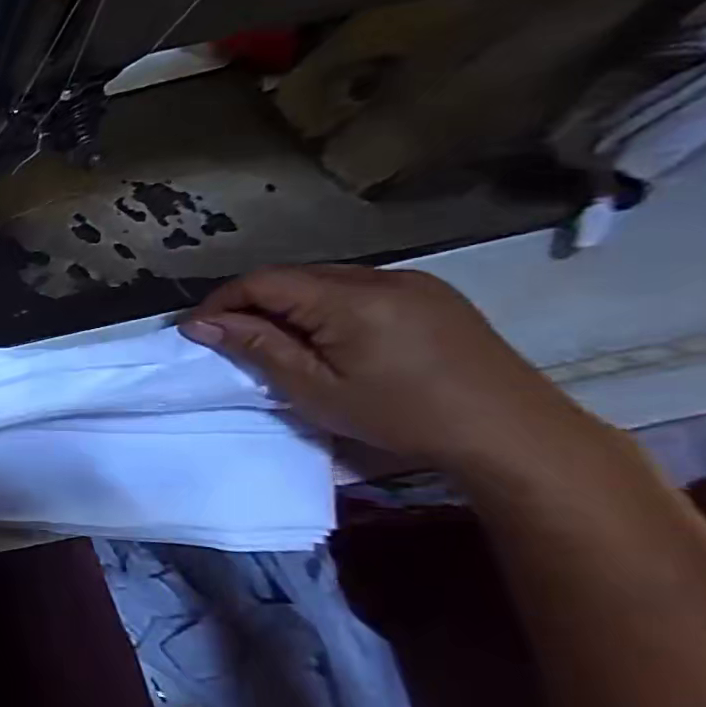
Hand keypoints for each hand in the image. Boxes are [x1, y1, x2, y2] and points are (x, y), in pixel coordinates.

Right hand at [180, 265, 606, 474]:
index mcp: (350, 299)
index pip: (264, 281)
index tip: (195, 331)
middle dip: (250, 301)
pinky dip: (322, 305)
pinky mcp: (430, 294)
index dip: (221, 301)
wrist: (510, 431)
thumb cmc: (401, 415)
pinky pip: (356, 287)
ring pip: (324, 279)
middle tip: (226, 338)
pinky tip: (322, 335)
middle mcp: (380, 276)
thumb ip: (259, 348)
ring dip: (286, 303)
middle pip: (293, 275)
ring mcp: (410, 281)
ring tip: (270, 339)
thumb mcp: (315, 389)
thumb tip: (204, 324)